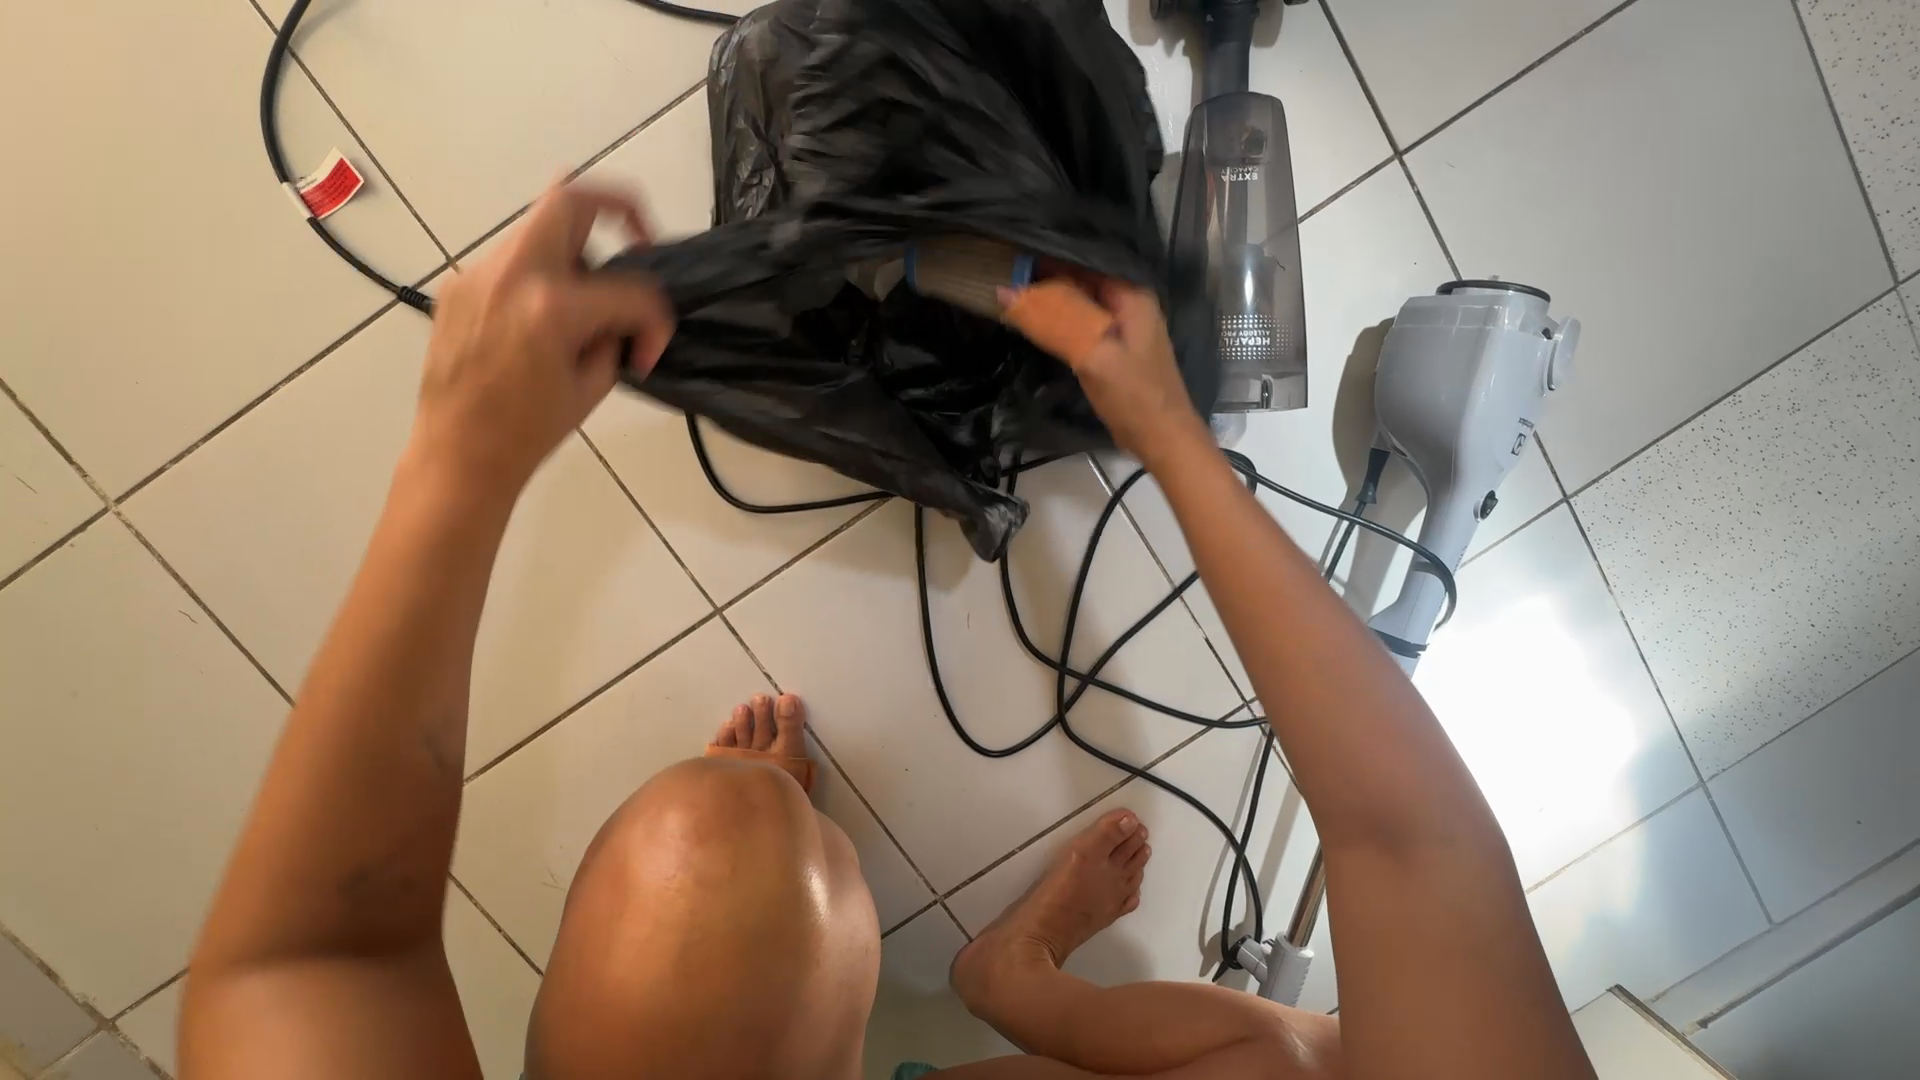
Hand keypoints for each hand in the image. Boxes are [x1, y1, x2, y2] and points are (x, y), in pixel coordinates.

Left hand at [409, 183, 674, 495]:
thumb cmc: (531, 430)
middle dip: (617, 209)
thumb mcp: (593, 384)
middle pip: (569, 201)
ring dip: (576, 255)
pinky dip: (543, 279)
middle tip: (638, 240)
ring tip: (585, 305)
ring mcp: (478, 273)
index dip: (654, 319)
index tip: (648, 349)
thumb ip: (613, 336)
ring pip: (539, 231)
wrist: (458, 451)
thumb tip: (621, 316)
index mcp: (552, 307)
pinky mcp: (459, 285)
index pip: (630, 289)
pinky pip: (513, 262)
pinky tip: (544, 323)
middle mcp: (511, 274)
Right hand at [1002, 277, 1209, 466]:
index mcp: (1131, 296)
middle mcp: (1131, 306)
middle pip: (1083, 284)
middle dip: (1048, 284)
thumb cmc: (1131, 394)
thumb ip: (1052, 323)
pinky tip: (1040, 330)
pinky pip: (1085, 329)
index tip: (1014, 264)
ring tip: (1015, 303)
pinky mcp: (1117, 352)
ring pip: (1082, 308)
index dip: (1049, 263)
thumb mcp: (1091, 355)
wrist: (1161, 437)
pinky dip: (1063, 327)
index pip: (1084, 265)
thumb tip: (1006, 294)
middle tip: (1008, 285)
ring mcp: (1126, 330)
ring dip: (1053, 307)